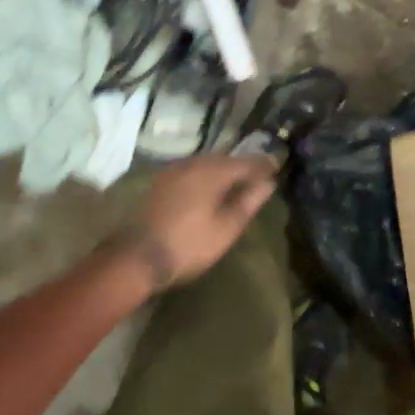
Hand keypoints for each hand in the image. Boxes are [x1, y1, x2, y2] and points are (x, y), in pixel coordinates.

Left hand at [118, 155, 276, 290]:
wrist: (136, 256)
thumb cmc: (188, 245)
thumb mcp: (225, 229)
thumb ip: (247, 203)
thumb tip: (268, 183)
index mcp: (212, 172)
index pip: (245, 162)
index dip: (263, 164)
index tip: (277, 166)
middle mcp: (193, 163)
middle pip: (224, 158)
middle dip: (242, 165)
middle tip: (258, 175)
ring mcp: (173, 170)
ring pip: (205, 163)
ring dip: (222, 169)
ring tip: (235, 183)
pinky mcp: (160, 181)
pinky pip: (190, 170)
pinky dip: (204, 175)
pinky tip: (207, 189)